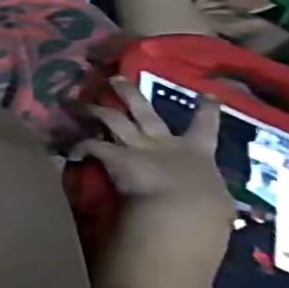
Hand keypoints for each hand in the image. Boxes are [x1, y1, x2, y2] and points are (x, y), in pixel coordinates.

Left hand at [77, 76, 229, 213]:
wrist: (181, 208)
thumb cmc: (207, 208)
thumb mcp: (218, 198)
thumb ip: (209, 191)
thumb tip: (210, 201)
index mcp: (198, 152)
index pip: (206, 126)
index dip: (206, 110)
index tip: (206, 94)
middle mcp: (164, 142)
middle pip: (145, 111)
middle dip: (129, 93)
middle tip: (114, 79)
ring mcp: (137, 146)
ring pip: (112, 119)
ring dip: (94, 109)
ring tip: (74, 102)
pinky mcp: (115, 155)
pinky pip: (90, 145)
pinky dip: (78, 147)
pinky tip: (71, 153)